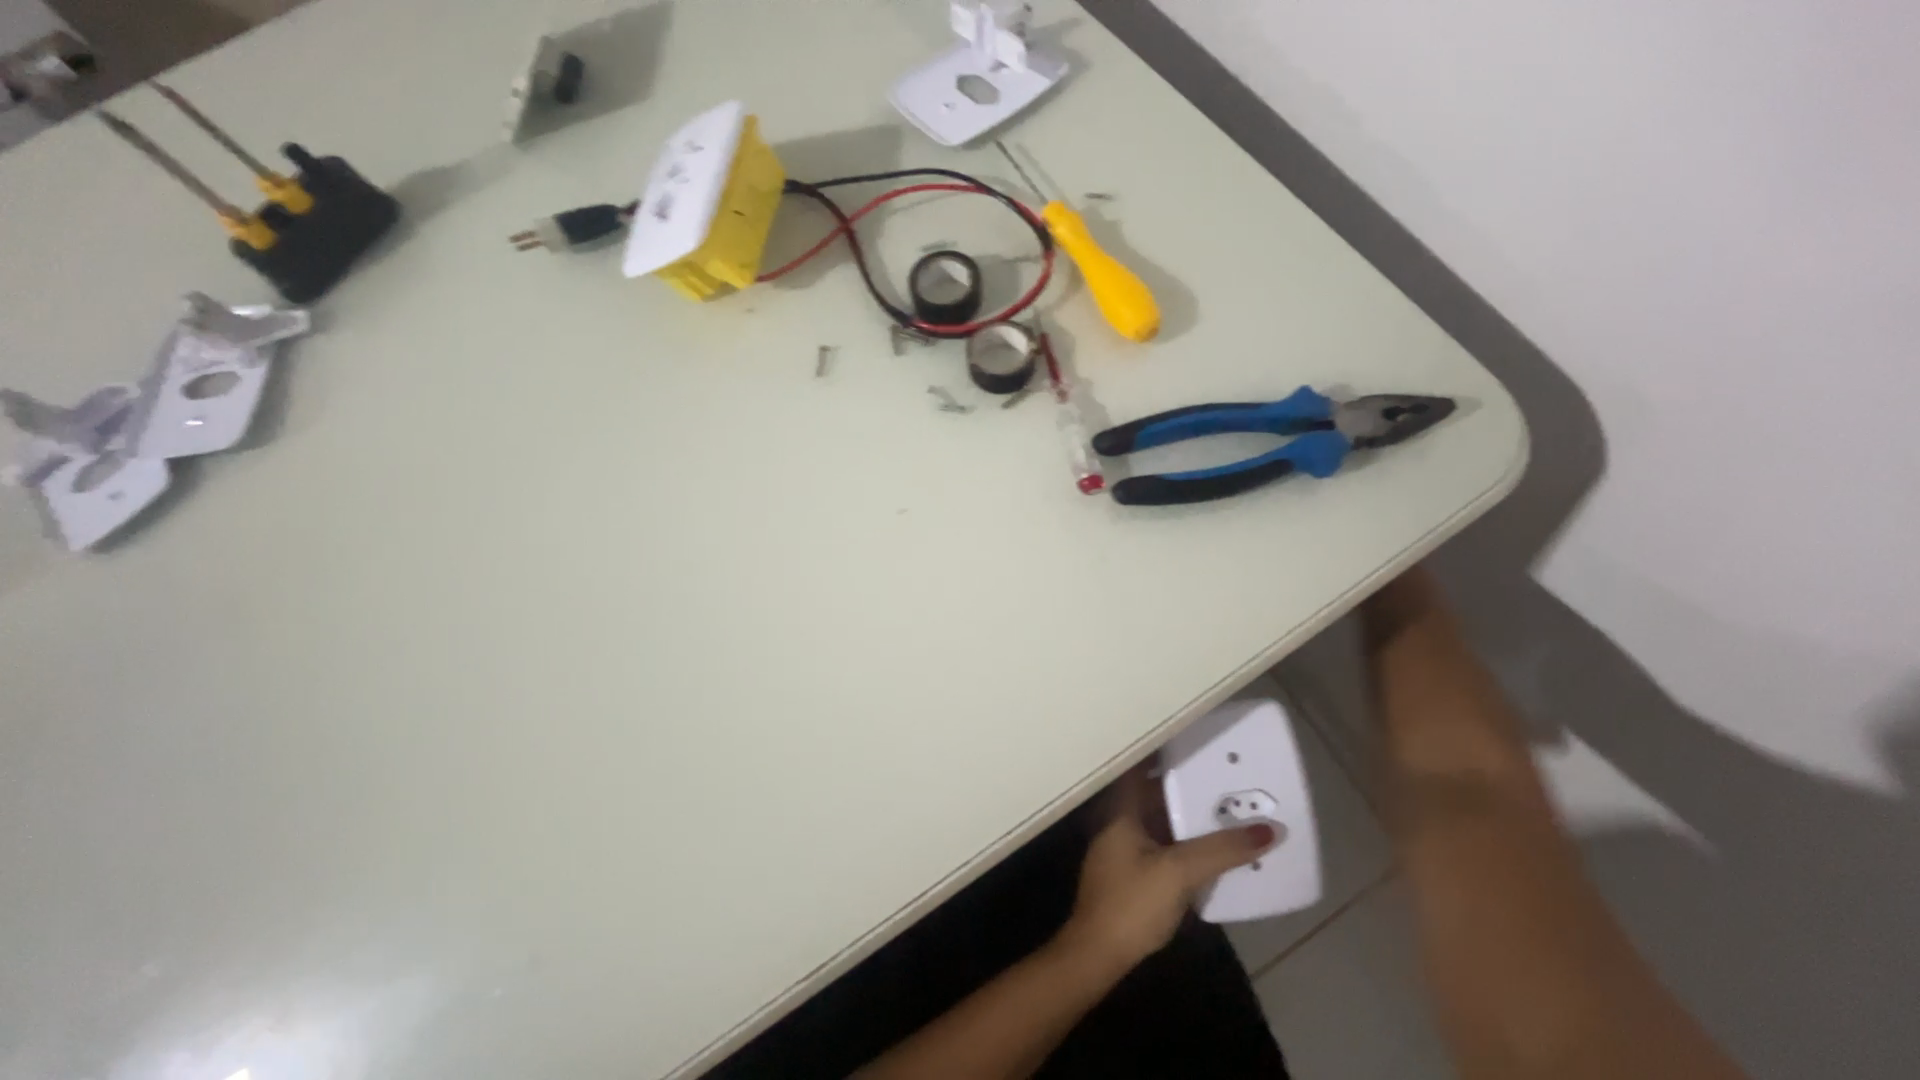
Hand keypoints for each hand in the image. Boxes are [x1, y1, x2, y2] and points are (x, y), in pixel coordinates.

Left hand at [1059, 766, 1277, 969]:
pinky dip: (1182, 841)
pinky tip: (1208, 847)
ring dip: (1185, 816)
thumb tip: (1270, 830)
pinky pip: (1161, 846)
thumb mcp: (1180, 872)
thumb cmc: (1131, 903)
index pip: (1137, 767)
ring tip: (1223, 805)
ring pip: (1158, 822)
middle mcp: (1117, 824)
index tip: (1192, 741)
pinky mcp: (1130, 876)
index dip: (1161, 752)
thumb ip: (1222, 849)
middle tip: (1220, 774)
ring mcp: (1122, 851)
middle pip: (1151, 794)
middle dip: (1183, 786)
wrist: (1098, 954)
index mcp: (1120, 812)